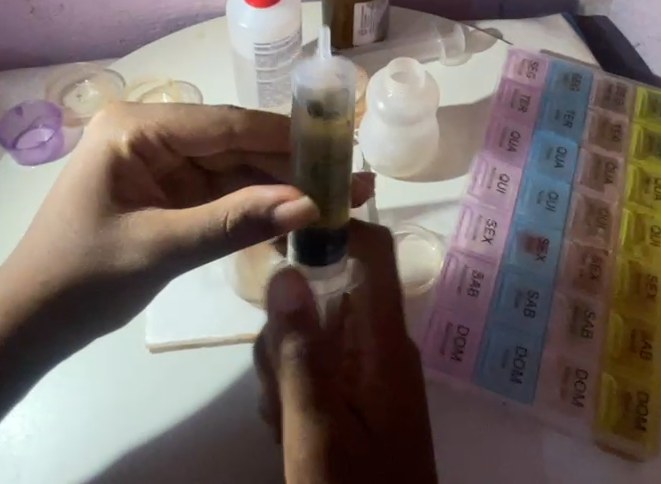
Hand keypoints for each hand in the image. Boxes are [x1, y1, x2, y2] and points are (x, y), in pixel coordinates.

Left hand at [0, 102, 373, 345]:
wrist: (27, 327)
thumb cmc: (80, 279)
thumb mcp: (161, 248)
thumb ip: (236, 222)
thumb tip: (311, 205)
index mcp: (137, 126)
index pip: (226, 123)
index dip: (285, 138)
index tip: (337, 149)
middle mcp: (152, 131)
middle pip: (236, 141)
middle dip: (290, 164)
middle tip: (348, 178)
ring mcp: (162, 160)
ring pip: (235, 165)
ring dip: (280, 185)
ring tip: (337, 196)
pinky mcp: (168, 188)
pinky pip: (222, 189)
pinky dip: (257, 203)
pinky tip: (297, 212)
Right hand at [254, 221, 438, 483]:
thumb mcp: (317, 432)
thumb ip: (301, 352)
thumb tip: (286, 269)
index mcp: (385, 340)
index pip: (374, 250)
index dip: (335, 227)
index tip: (283, 237)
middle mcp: (382, 343)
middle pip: (330, 289)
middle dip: (289, 323)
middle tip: (276, 378)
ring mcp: (369, 368)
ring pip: (313, 327)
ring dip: (285, 363)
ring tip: (283, 418)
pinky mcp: (357, 391)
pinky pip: (317, 361)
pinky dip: (293, 386)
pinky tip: (288, 428)